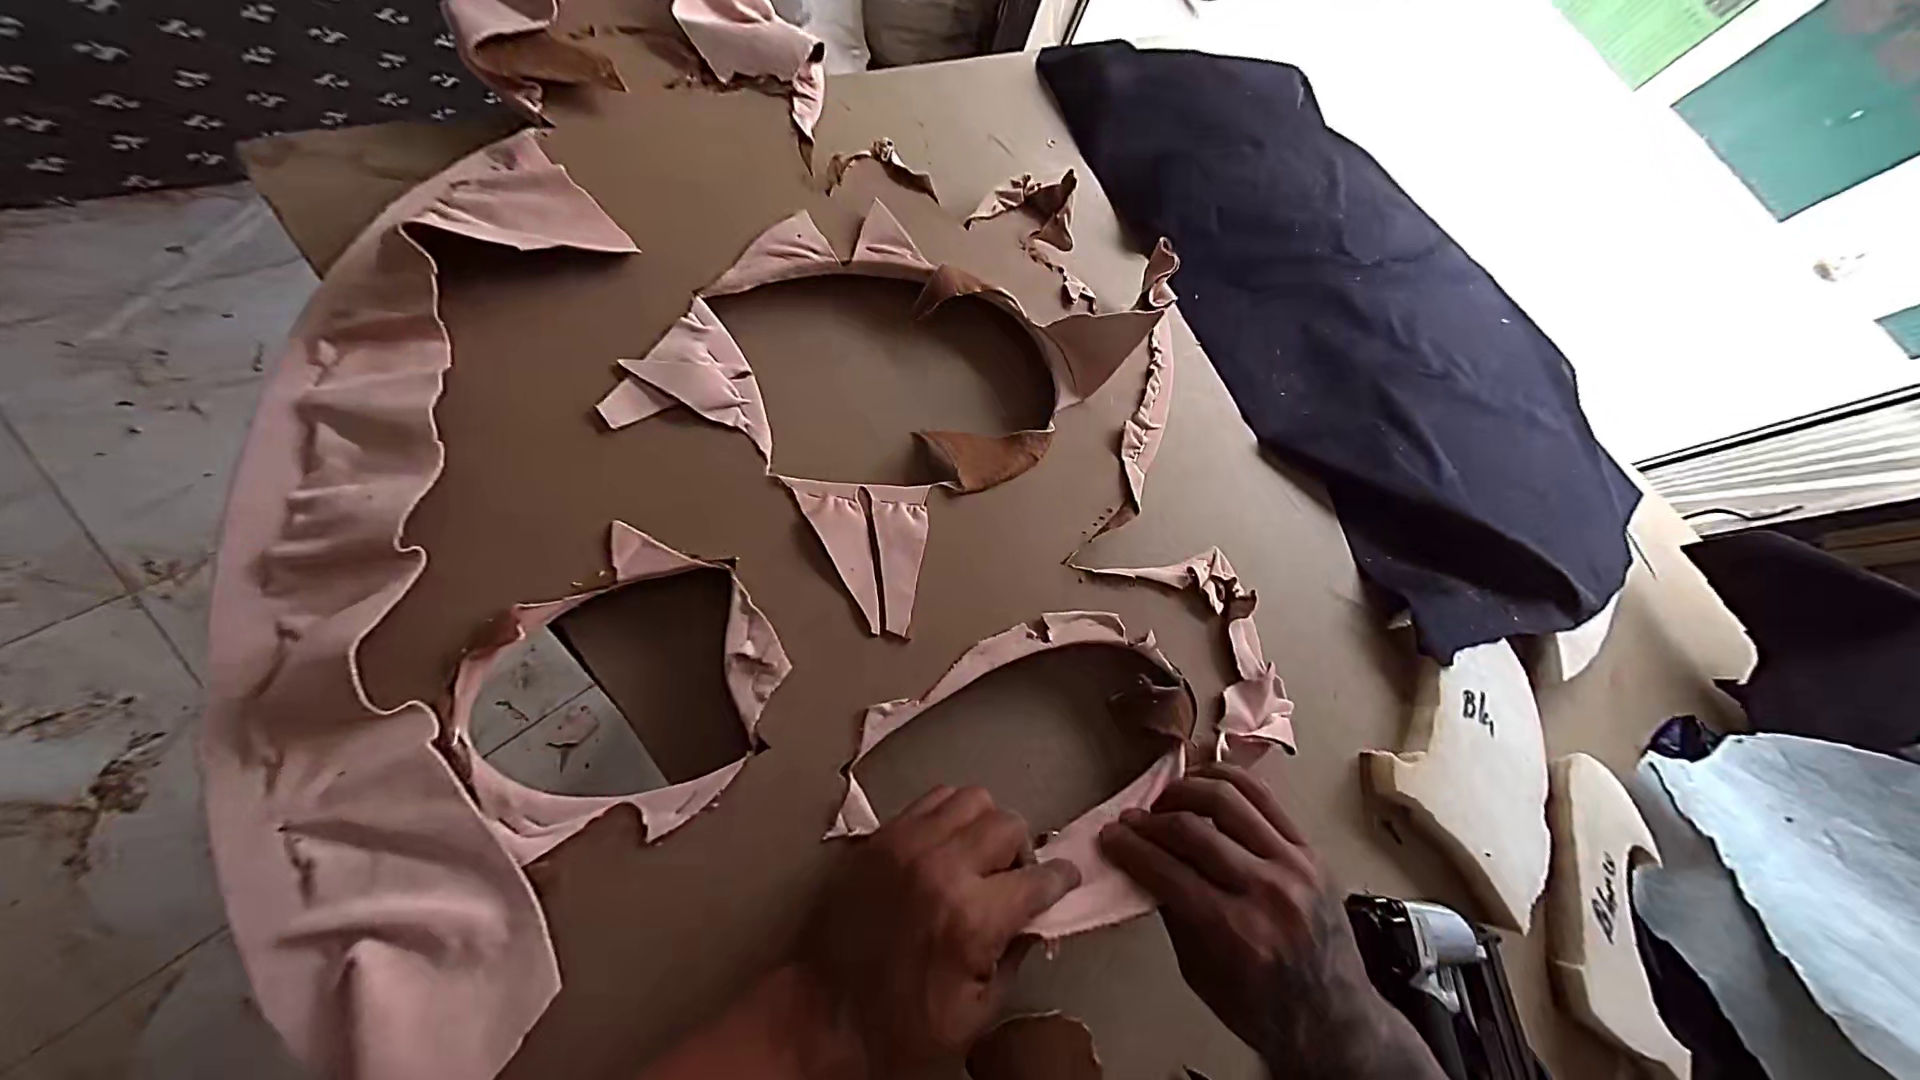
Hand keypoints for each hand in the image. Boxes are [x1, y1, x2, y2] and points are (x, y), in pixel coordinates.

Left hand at [795, 785, 1083, 1077]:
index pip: (1037, 879)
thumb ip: (1015, 958)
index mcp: (970, 918)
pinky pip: (933, 798)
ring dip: (987, 824)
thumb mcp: (974, 1015)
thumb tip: (1038, 918)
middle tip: (1013, 877)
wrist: (819, 1011)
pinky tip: (946, 844)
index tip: (1066, 878)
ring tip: (978, 855)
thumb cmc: (898, 1025)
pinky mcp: (884, 835)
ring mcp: (908, 842)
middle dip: (1022, 850)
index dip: (1061, 880)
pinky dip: (950, 814)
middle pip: (1009, 824)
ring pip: (973, 798)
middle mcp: (943, 866)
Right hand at [1099, 764, 1445, 1079]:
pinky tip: (1203, 782)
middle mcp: (1268, 892)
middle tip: (1130, 819)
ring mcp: (1294, 865)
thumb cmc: (1263, 1008)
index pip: (1167, 871)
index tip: (1109, 835)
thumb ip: (1171, 910)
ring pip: (1227, 798)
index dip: (1129, 847)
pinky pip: (1263, 796)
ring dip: (1184, 790)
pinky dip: (1226, 780)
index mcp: (1237, 932)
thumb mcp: (1199, 971)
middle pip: (1191, 830)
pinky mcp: (1310, 850)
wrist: (1339, 1023)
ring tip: (1166, 799)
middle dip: (1149, 820)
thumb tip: (1140, 859)